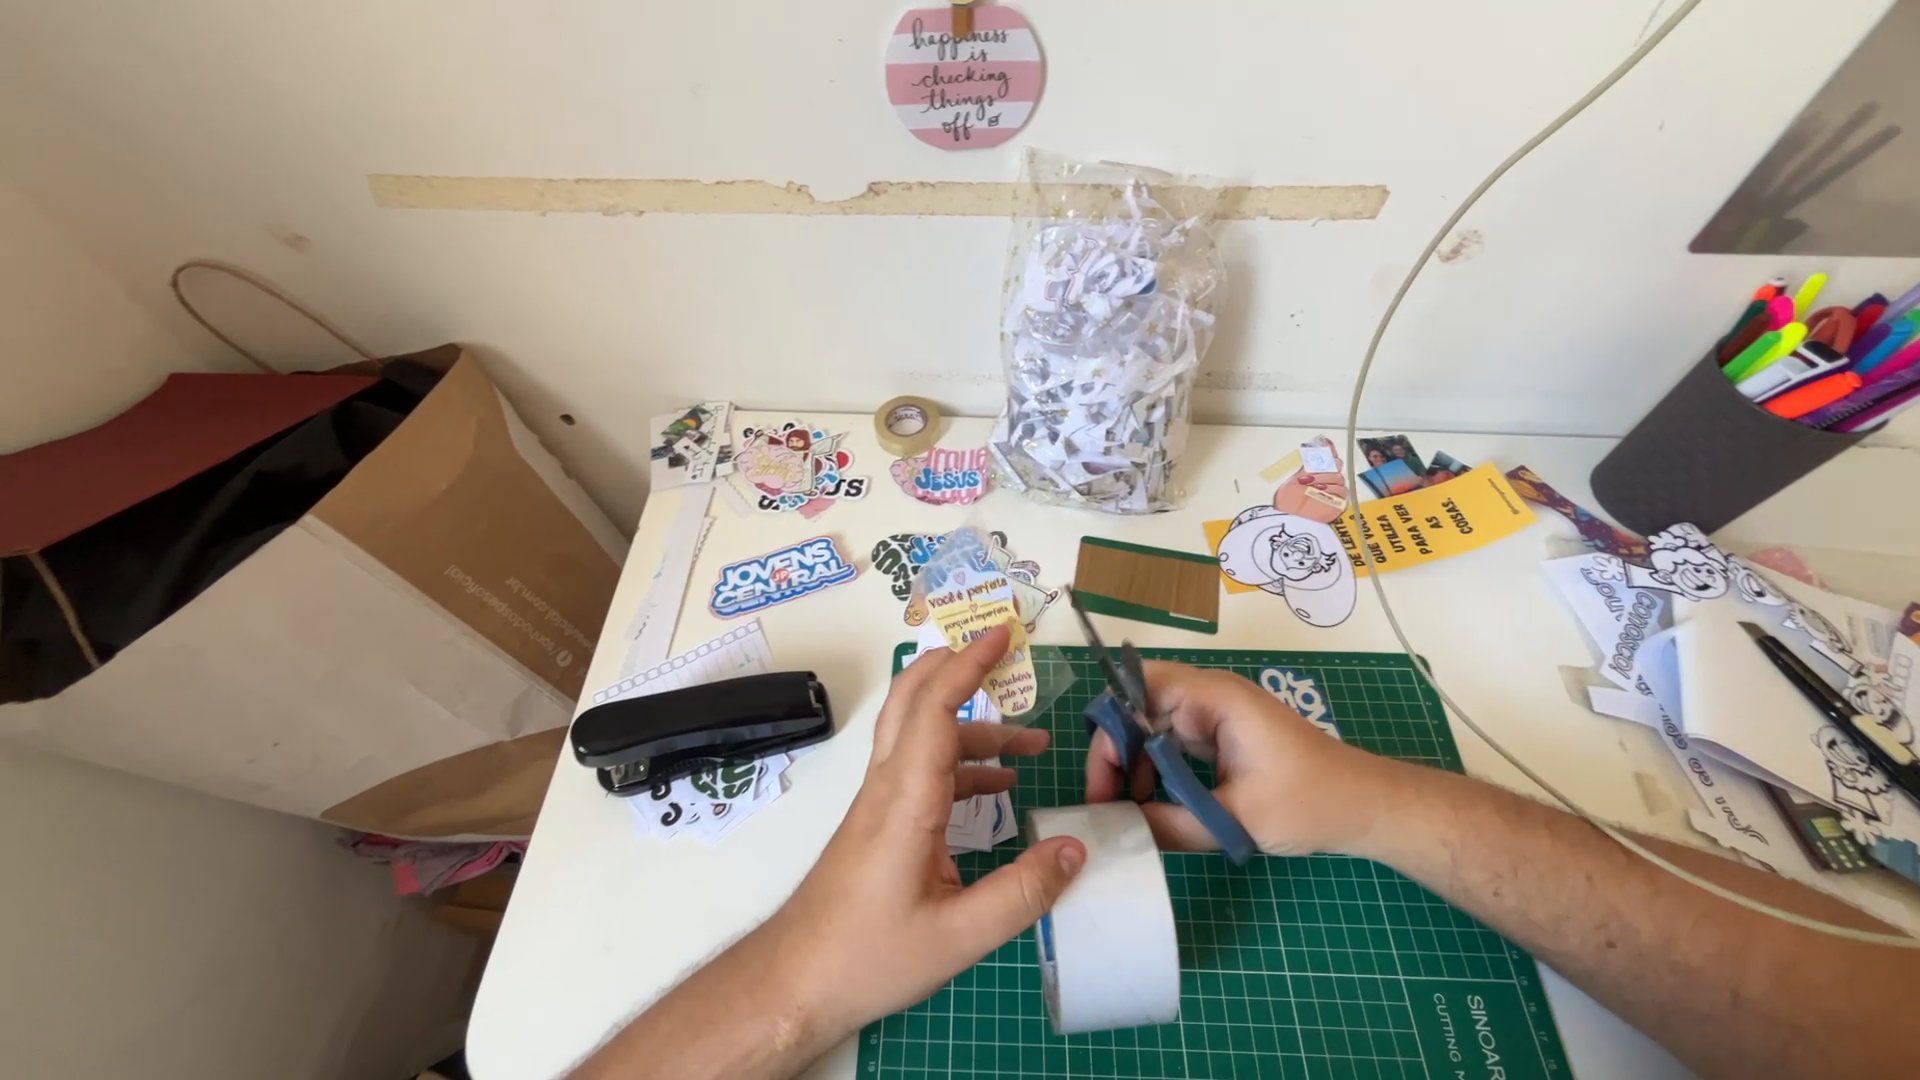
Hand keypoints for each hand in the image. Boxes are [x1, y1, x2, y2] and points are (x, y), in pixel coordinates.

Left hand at [765, 624, 1086, 1044]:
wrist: (793, 981)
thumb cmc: (868, 957)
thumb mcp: (958, 938)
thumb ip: (1022, 894)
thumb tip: (1076, 849)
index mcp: (907, 799)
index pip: (937, 708)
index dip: (969, 665)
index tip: (1002, 634)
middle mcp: (890, 784)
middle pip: (914, 699)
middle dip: (957, 666)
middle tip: (1003, 653)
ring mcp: (881, 799)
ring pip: (922, 734)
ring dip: (975, 728)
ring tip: (1034, 746)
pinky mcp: (881, 819)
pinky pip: (923, 769)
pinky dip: (963, 764)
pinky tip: (1000, 788)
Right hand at [1085, 661, 1392, 856]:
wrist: (1366, 808)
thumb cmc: (1311, 801)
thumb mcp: (1239, 818)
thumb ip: (1174, 824)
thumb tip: (1119, 831)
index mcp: (1213, 698)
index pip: (1139, 685)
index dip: (1113, 722)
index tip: (1107, 773)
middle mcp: (1206, 698)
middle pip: (1138, 708)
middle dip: (1117, 751)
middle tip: (1104, 800)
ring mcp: (1211, 717)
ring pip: (1150, 729)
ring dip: (1134, 766)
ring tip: (1125, 810)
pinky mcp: (1217, 738)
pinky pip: (1170, 746)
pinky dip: (1155, 772)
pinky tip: (1149, 804)